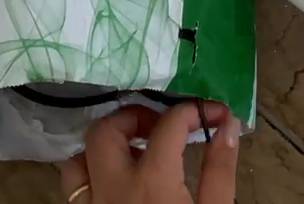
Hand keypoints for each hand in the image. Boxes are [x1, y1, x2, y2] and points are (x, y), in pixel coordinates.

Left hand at [56, 101, 239, 203]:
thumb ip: (221, 168)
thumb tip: (228, 123)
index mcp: (152, 182)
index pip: (170, 123)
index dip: (196, 110)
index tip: (216, 116)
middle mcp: (112, 190)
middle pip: (105, 131)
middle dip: (135, 117)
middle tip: (162, 126)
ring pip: (77, 162)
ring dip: (105, 148)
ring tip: (136, 153)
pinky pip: (75, 193)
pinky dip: (93, 177)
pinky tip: (121, 184)